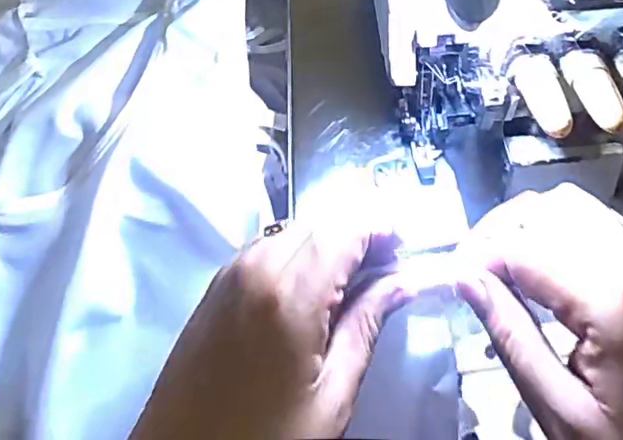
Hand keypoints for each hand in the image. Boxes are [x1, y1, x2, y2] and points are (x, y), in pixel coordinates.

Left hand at [131, 216, 412, 439]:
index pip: (349, 228)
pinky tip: (311, 288)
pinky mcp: (214, 289)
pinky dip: (299, 253)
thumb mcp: (329, 398)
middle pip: (324, 223)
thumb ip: (367, 325)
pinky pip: (269, 248)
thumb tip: (403, 280)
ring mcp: (230, 274)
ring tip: (353, 281)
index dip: (383, 229)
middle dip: (360, 235)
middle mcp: (257, 265)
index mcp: (290, 291)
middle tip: (387, 270)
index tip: (408, 249)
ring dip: (329, 243)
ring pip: (296, 230)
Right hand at [455, 184, 622, 439]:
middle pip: (545, 209)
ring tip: (504, 266)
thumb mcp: (566, 416)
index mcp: (608, 297)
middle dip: (499, 231)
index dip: (478, 255)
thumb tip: (465, 279)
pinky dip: (564, 225)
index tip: (452, 280)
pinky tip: (548, 262)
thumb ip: (512, 339)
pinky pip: (601, 219)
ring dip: (531, 223)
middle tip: (472, 273)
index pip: (522, 244)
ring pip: (572, 204)